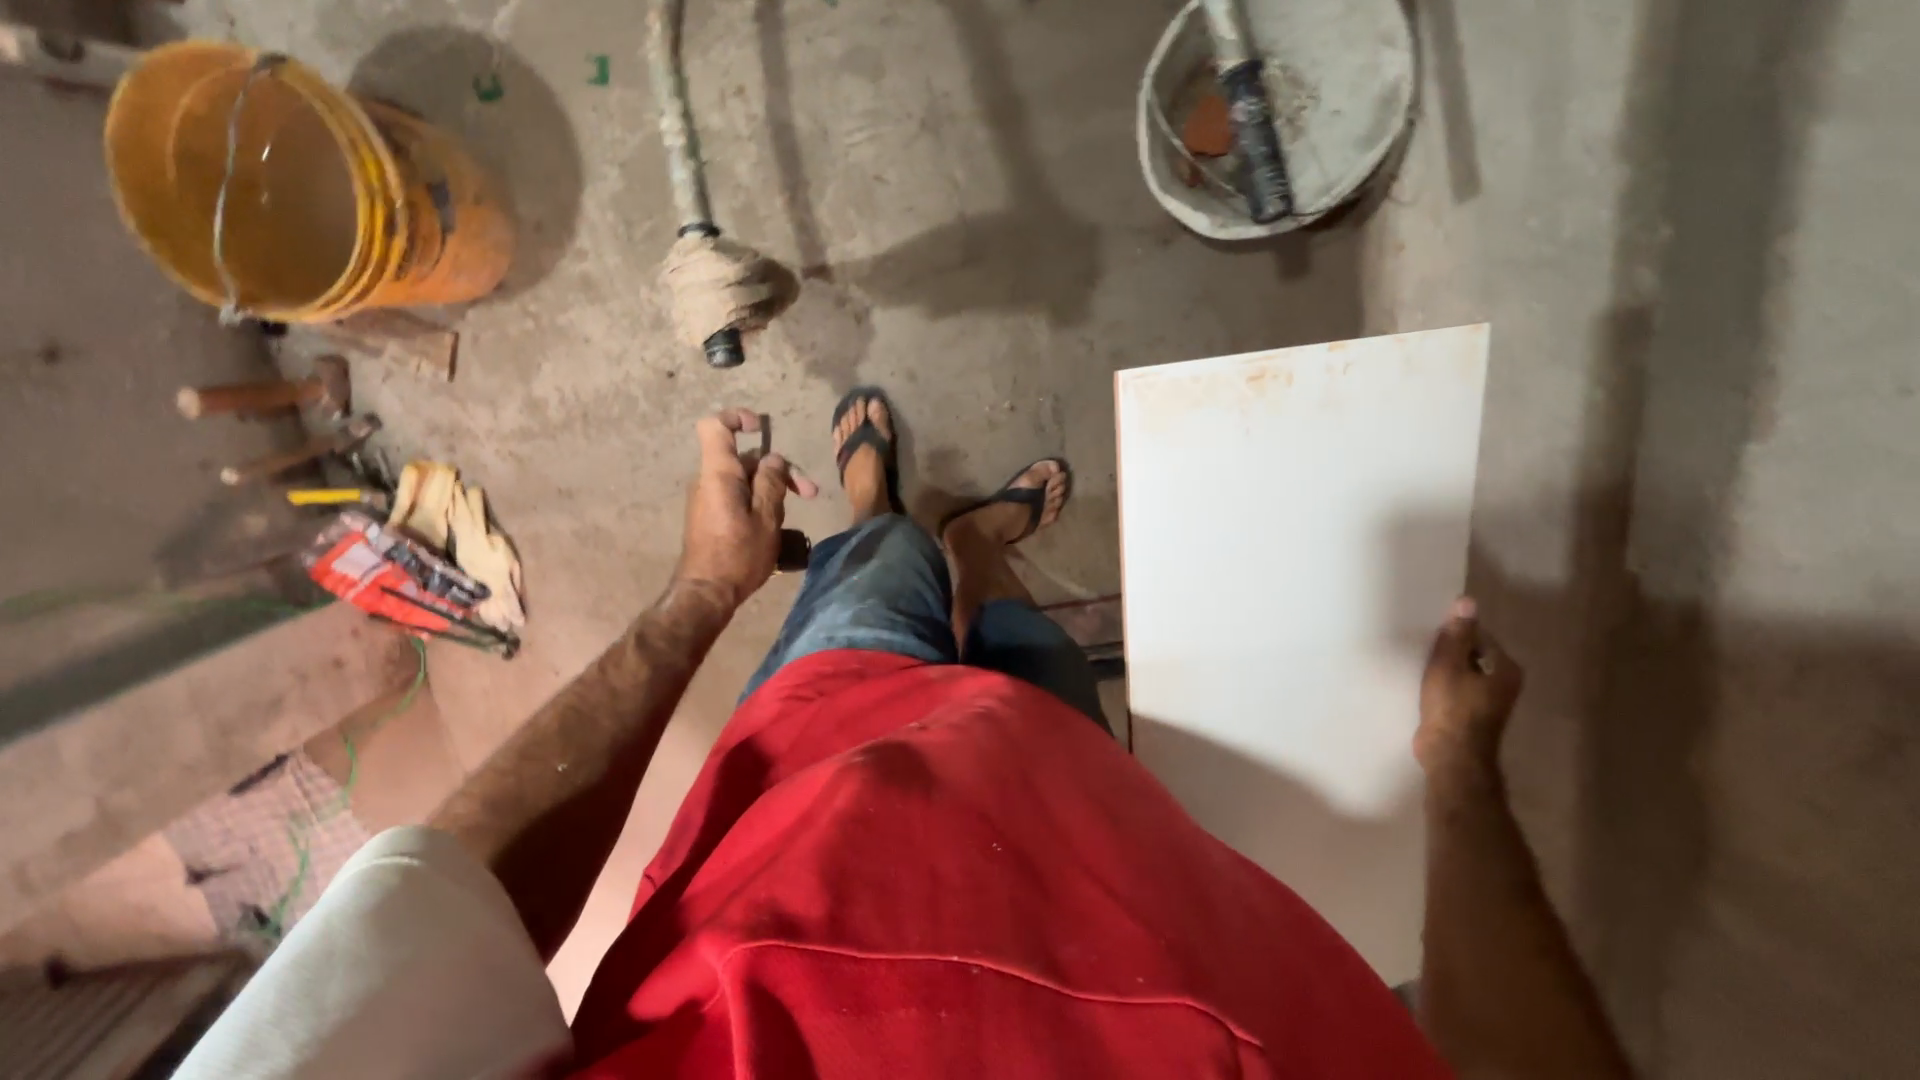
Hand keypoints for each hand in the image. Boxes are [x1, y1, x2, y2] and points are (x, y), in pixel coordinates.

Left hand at [674, 408, 818, 606]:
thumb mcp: (766, 518)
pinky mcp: (711, 518)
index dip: (738, 418)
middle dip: (778, 470)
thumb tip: (774, 460)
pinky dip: (759, 504)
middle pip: (743, 459)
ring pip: (744, 481)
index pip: (716, 426)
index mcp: (719, 473)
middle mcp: (708, 481)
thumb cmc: (737, 555)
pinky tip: (778, 529)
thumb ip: (771, 482)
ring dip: (772, 491)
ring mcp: (708, 500)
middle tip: (809, 493)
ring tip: (795, 518)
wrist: (705, 594)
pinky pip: (737, 498)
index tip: (762, 429)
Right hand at [1415, 596, 1523, 774]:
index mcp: (1505, 669)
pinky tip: (1425, 686)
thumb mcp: (1449, 664)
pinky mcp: (1472, 715)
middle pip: (1473, 655)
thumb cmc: (1452, 707)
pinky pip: (1458, 689)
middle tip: (1424, 648)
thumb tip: (1467, 601)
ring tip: (1422, 665)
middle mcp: (1504, 684)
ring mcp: (1489, 702)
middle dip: (1451, 651)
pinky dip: (1444, 685)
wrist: (1451, 755)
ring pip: (1465, 673)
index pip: (1480, 637)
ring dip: (1446, 669)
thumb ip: (1456, 634)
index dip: (1456, 633)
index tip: (1433, 636)